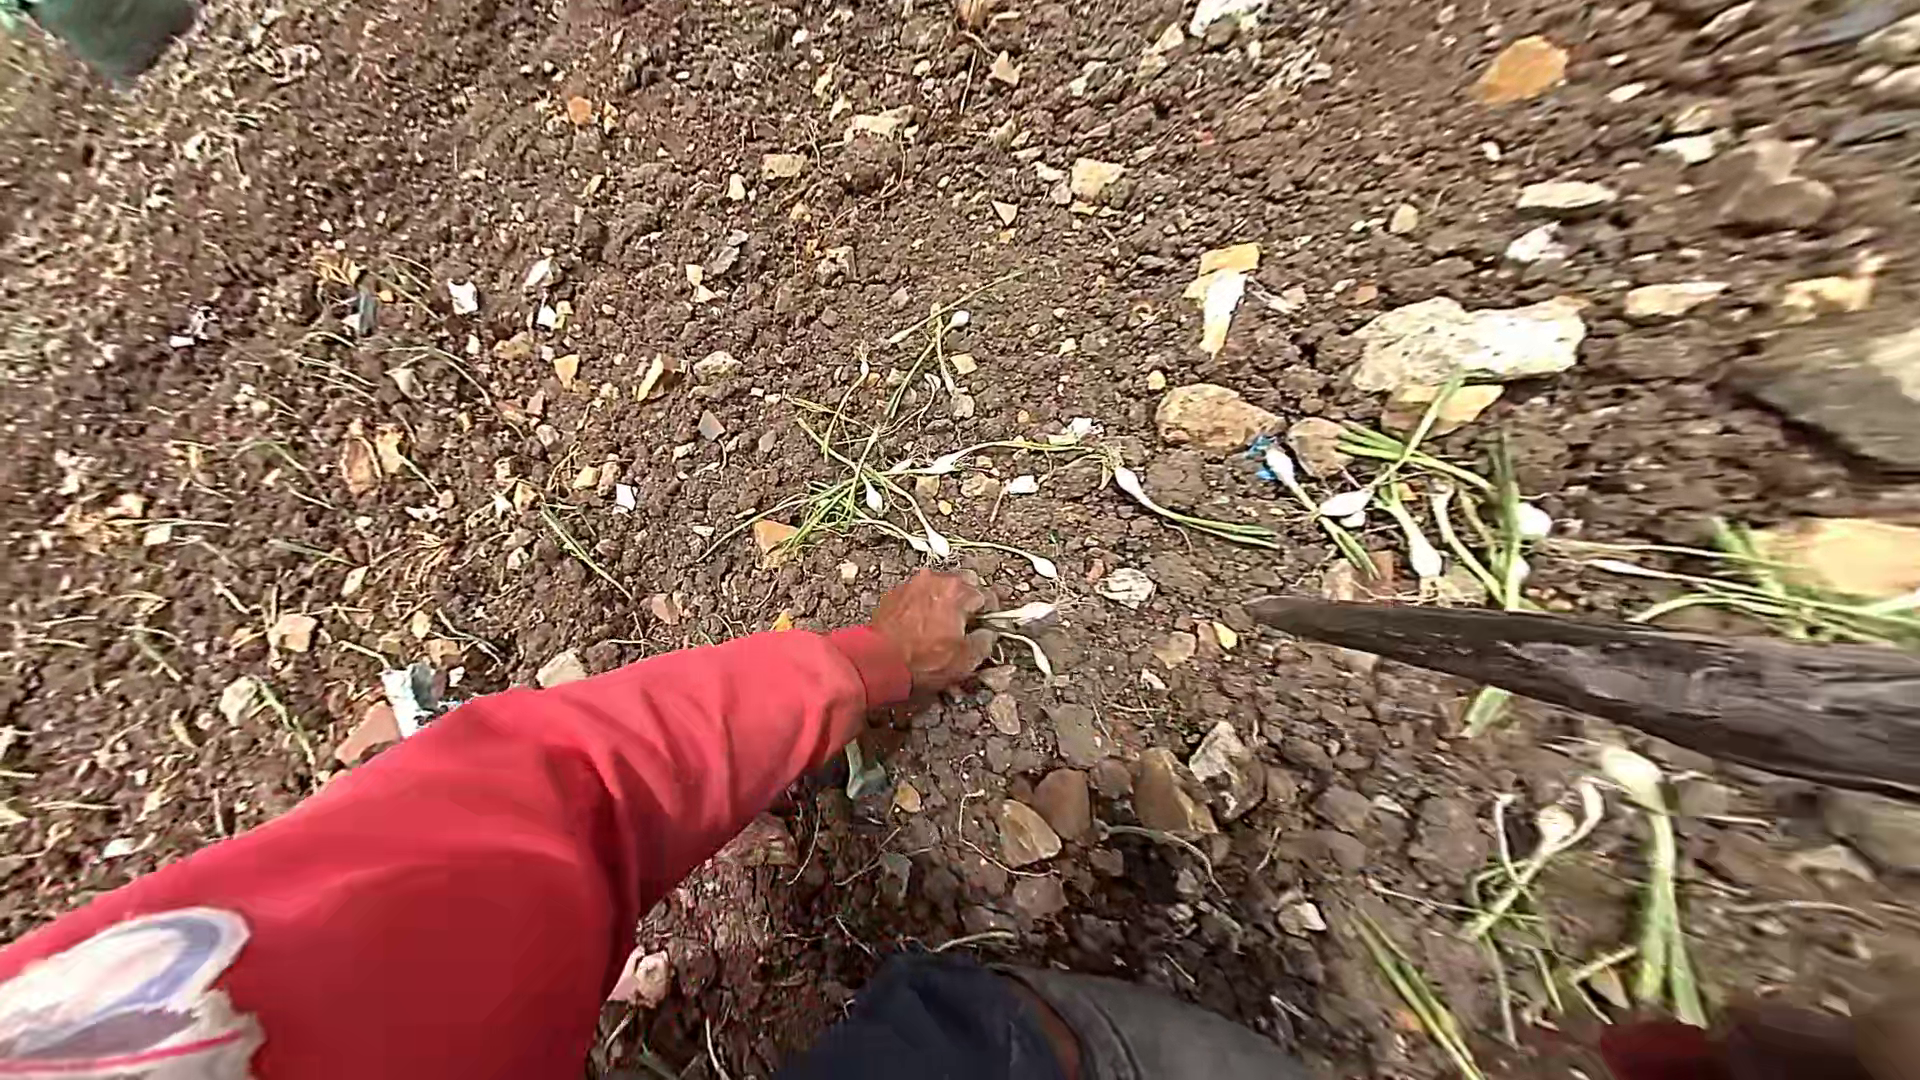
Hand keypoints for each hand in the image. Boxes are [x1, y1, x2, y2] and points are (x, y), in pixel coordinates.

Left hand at [869, 570, 994, 693]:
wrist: (877, 663)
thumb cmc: (921, 661)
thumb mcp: (966, 660)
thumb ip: (985, 641)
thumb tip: (985, 635)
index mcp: (957, 591)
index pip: (987, 596)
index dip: (992, 614)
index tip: (990, 624)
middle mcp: (934, 580)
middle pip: (962, 586)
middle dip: (968, 603)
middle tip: (967, 626)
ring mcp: (912, 584)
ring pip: (938, 589)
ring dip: (944, 602)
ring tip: (942, 627)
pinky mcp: (895, 594)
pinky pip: (918, 595)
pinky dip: (923, 606)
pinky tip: (921, 627)